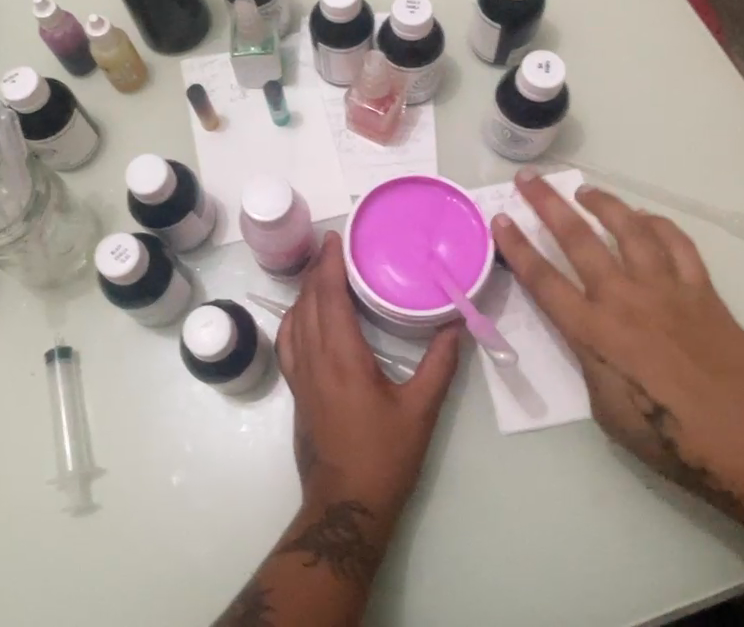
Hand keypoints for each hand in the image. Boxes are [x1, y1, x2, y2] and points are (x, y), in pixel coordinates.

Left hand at [275, 232, 461, 522]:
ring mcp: (299, 376)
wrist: (345, 504)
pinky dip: (295, 318)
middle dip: (318, 270)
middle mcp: (313, 359)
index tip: (335, 238)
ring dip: (305, 291)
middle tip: (335, 247)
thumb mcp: (421, 410)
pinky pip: (288, 341)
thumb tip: (455, 326)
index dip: (329, 264)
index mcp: (342, 357)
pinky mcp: (295, 391)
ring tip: (323, 275)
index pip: (328, 297)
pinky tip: (308, 317)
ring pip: (293, 320)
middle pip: (307, 302)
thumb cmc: (385, 456)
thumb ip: (439, 365)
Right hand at [491, 170, 743, 509]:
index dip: (516, 247)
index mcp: (593, 333)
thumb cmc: (670, 438)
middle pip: (578, 239)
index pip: (542, 279)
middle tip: (529, 179)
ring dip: (604, 204)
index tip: (500, 219)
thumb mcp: (606, 408)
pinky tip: (645, 218)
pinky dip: (658, 224)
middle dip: (548, 205)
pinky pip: (677, 244)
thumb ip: (590, 362)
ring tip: (584, 190)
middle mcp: (625, 299)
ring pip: (630, 229)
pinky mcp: (702, 290)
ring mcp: (666, 289)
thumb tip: (588, 337)